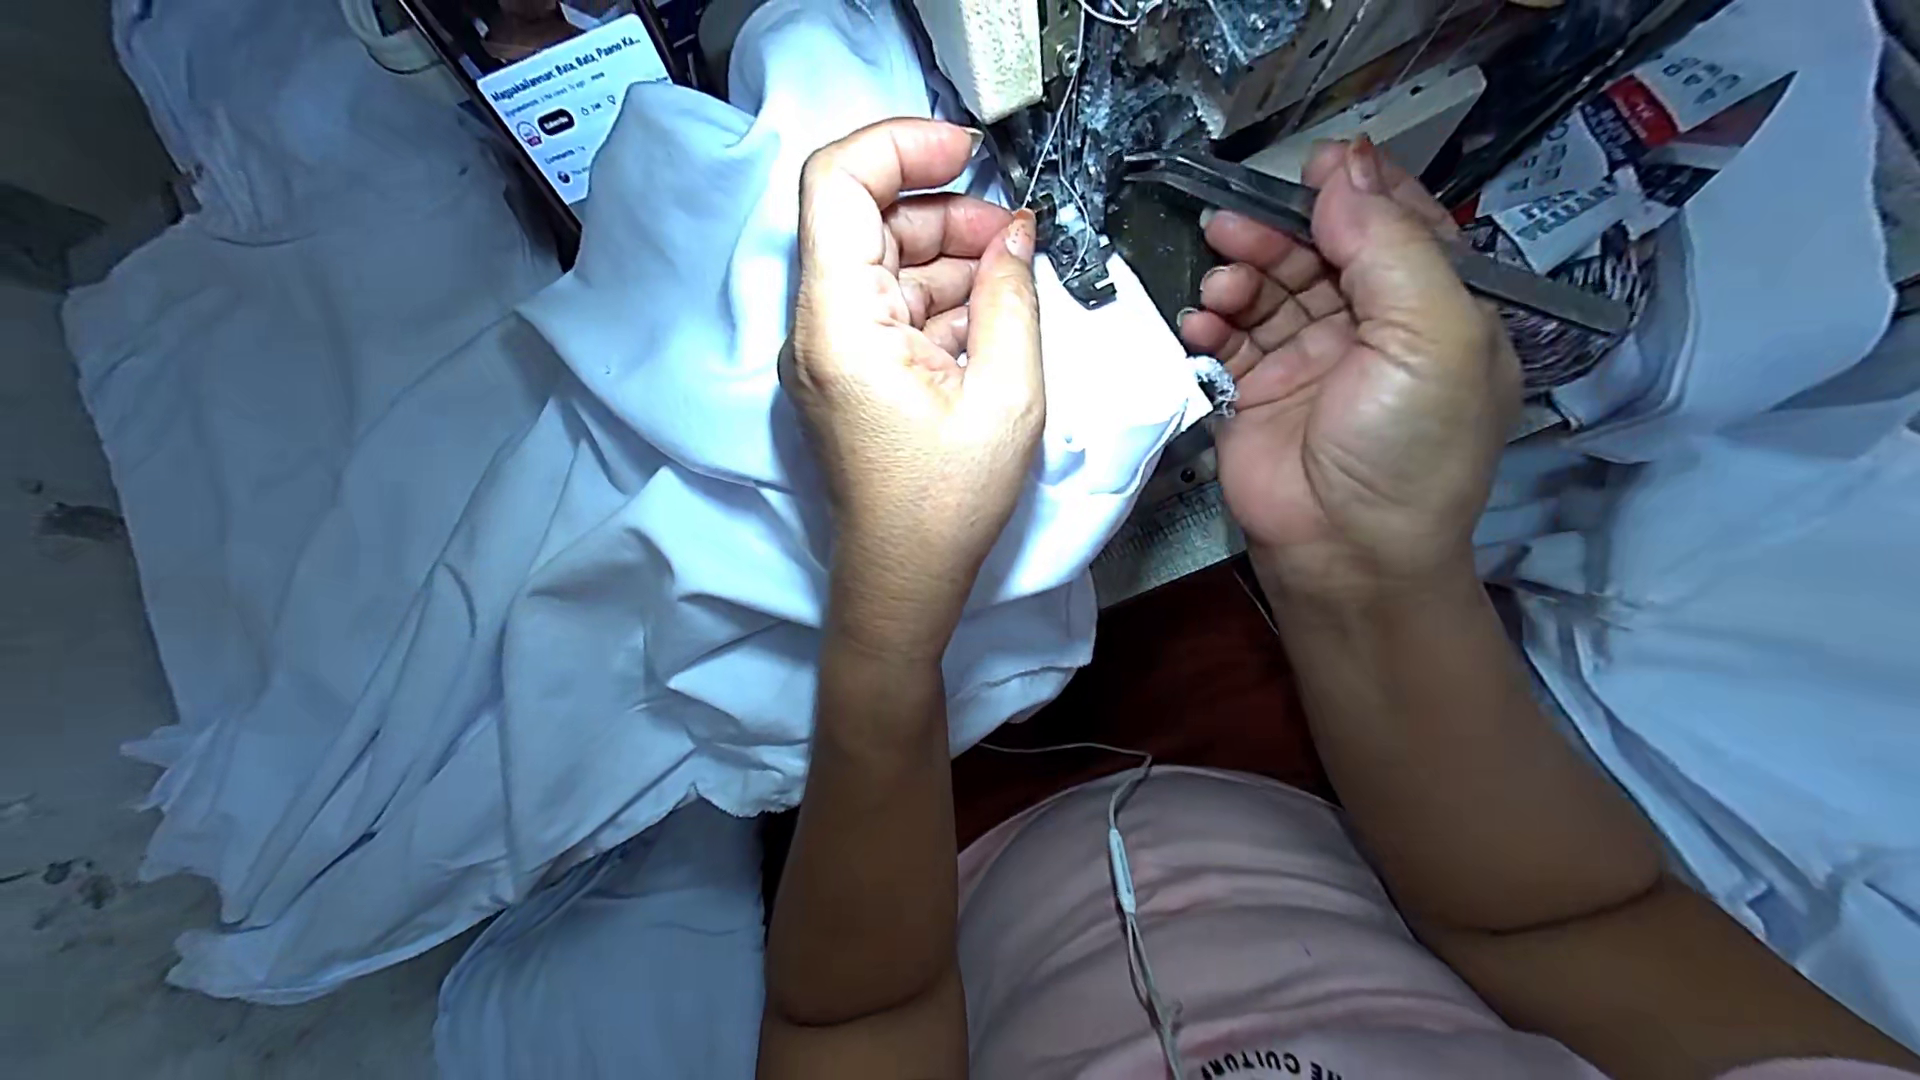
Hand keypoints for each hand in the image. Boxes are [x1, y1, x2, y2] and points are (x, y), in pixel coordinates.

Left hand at [784, 119, 1043, 657]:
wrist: (905, 576)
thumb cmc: (948, 504)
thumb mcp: (1007, 397)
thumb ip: (1013, 299)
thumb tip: (1014, 235)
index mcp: (840, 326)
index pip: (838, 183)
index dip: (901, 144)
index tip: (968, 151)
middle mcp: (816, 330)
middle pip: (866, 223)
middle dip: (942, 213)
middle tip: (1011, 238)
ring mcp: (828, 353)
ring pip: (881, 265)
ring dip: (945, 258)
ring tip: (1008, 280)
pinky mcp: (847, 374)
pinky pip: (888, 310)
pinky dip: (936, 301)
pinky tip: (985, 318)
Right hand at [1179, 138, 1519, 600]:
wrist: (1341, 547)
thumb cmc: (1406, 446)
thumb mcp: (1433, 338)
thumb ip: (1390, 249)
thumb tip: (1343, 174)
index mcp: (1427, 311)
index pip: (1392, 231)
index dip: (1356, 194)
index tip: (1315, 168)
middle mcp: (1363, 332)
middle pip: (1315, 258)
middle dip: (1275, 236)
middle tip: (1230, 226)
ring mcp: (1301, 365)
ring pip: (1264, 298)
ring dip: (1238, 282)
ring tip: (1220, 290)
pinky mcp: (1249, 397)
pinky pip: (1226, 346)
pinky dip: (1208, 329)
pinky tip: (1200, 324)